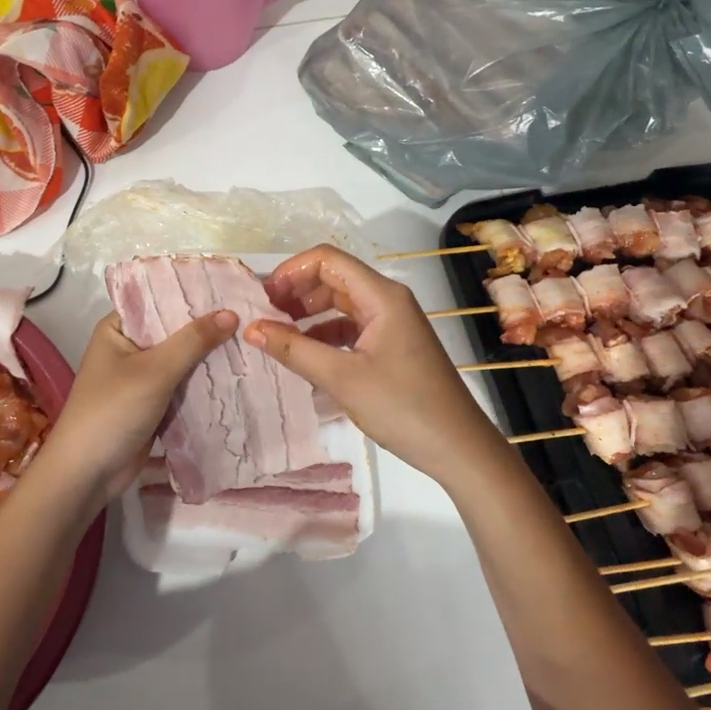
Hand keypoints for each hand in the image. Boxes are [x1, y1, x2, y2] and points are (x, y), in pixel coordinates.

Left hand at [34, 310, 236, 509]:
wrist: (88, 473)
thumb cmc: (113, 411)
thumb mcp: (154, 371)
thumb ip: (193, 341)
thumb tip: (231, 313)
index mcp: (118, 328)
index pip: (159, 300)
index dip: (192, 294)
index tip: (232, 288)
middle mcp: (129, 347)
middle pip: (174, 331)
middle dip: (208, 328)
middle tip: (253, 316)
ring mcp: (141, 377)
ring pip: (182, 360)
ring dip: (209, 358)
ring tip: (254, 342)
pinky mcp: (153, 404)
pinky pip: (184, 387)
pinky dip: (205, 384)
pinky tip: (239, 375)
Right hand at [246, 245, 503, 474]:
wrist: (460, 450)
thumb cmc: (404, 408)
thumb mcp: (342, 378)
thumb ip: (294, 349)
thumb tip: (250, 328)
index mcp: (382, 296)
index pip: (327, 259)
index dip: (291, 271)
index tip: (263, 298)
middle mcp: (388, 301)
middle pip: (332, 278)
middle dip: (295, 291)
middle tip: (264, 317)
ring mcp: (391, 324)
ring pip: (340, 303)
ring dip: (307, 313)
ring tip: (277, 335)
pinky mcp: (392, 346)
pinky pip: (350, 327)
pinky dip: (323, 334)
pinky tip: (304, 355)